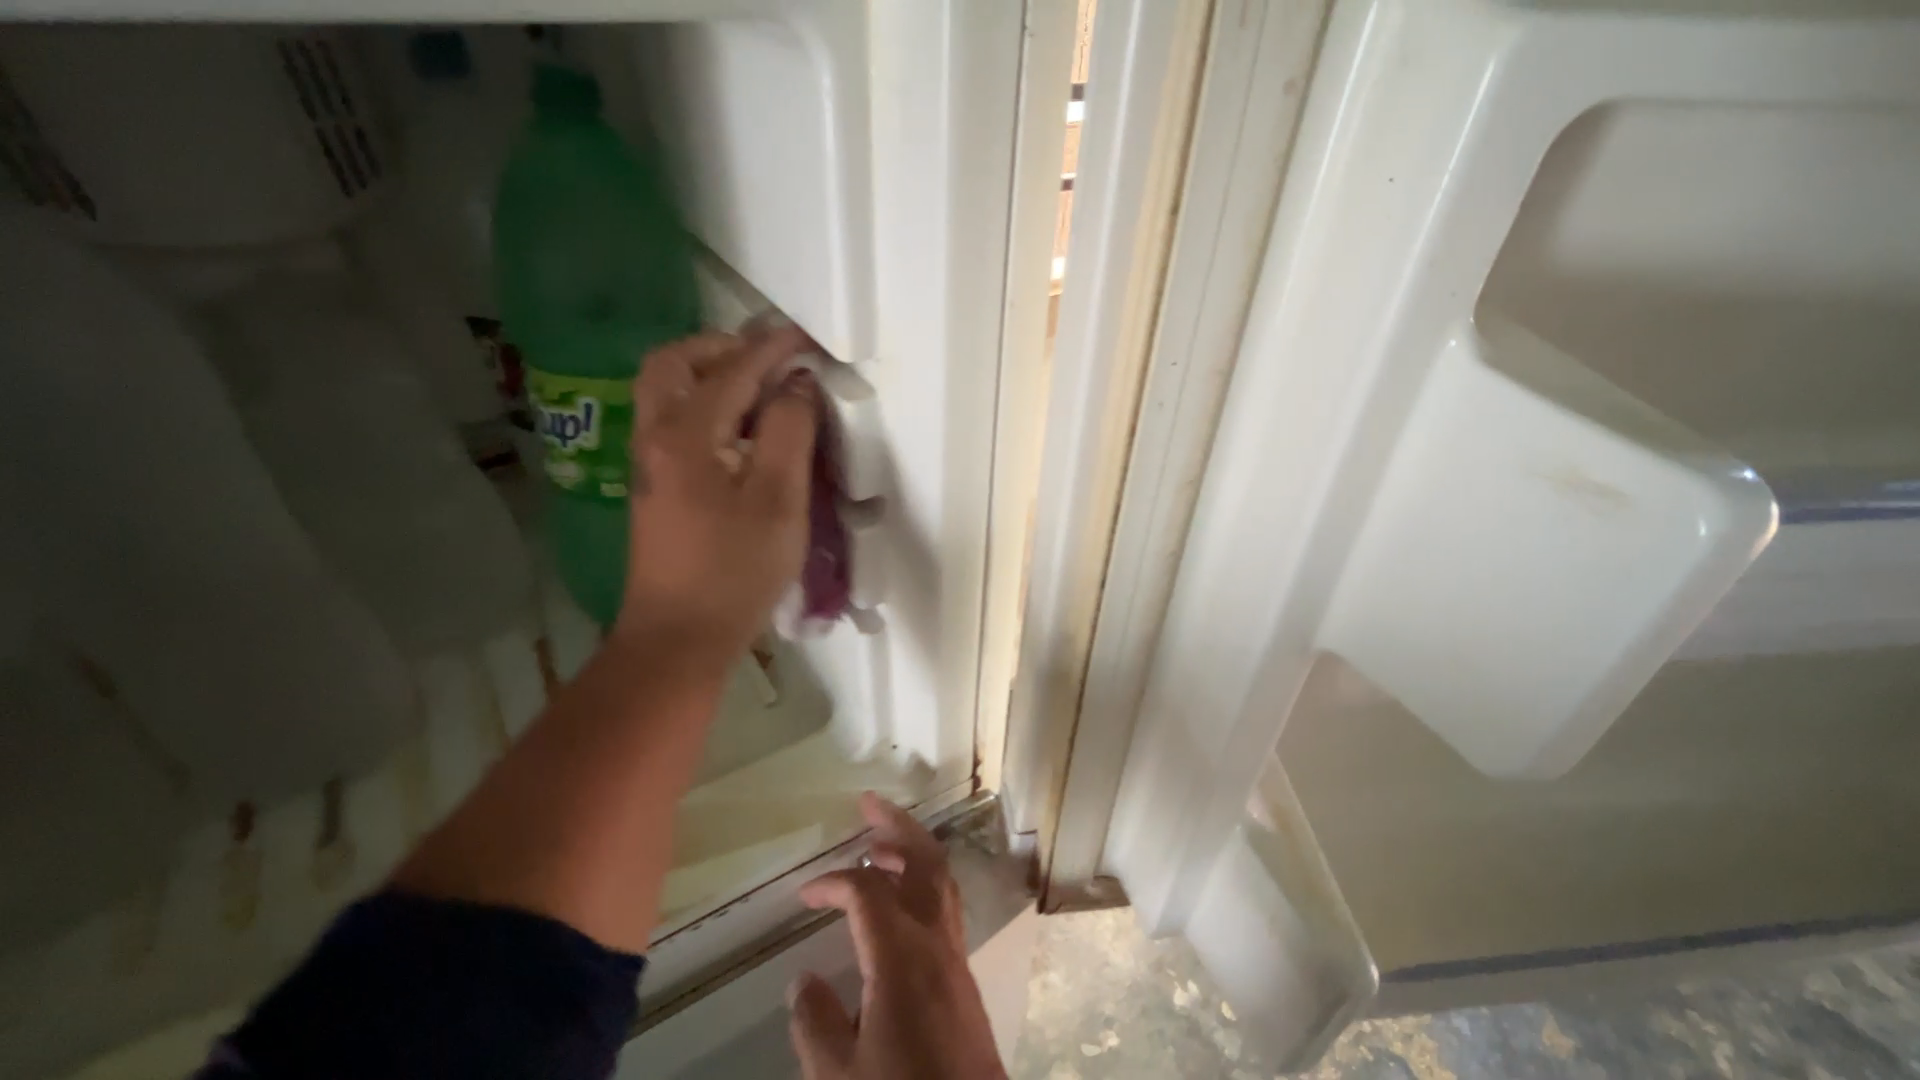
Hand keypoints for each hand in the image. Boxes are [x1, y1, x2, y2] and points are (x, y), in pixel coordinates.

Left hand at [612, 325, 817, 662]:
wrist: (679, 637)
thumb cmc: (735, 570)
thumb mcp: (778, 499)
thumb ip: (789, 431)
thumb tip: (796, 385)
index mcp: (686, 434)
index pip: (733, 370)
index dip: (772, 349)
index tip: (806, 339)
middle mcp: (655, 437)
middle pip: (673, 364)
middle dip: (720, 348)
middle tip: (767, 360)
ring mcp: (648, 464)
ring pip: (666, 392)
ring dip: (707, 374)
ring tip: (758, 391)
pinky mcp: (654, 488)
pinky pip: (671, 421)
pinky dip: (702, 405)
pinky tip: (739, 432)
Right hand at [788, 794, 1008, 1079]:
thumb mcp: (838, 1076)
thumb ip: (815, 1023)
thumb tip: (804, 980)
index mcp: (902, 956)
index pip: (868, 891)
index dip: (833, 882)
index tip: (804, 895)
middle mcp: (937, 944)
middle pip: (926, 862)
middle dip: (898, 825)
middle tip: (868, 803)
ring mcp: (957, 959)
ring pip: (943, 882)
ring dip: (915, 852)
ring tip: (882, 842)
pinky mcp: (964, 980)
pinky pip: (947, 909)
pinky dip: (923, 885)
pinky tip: (903, 902)